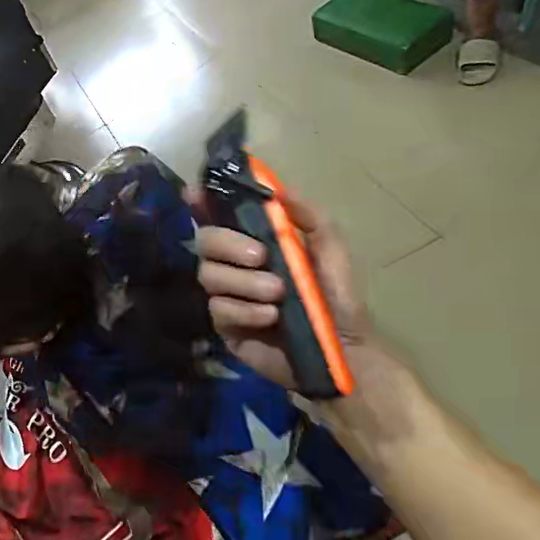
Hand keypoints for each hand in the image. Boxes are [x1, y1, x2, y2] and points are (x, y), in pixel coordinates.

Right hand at [190, 187, 376, 386]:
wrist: (344, 349)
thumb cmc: (337, 295)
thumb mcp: (331, 249)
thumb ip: (309, 215)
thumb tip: (278, 189)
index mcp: (254, 239)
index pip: (218, 215)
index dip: (202, 203)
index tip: (196, 194)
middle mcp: (234, 263)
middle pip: (205, 241)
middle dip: (229, 244)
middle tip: (261, 256)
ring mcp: (227, 295)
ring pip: (209, 276)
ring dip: (244, 281)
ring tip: (278, 293)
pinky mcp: (226, 327)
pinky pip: (219, 309)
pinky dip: (245, 309)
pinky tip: (270, 316)